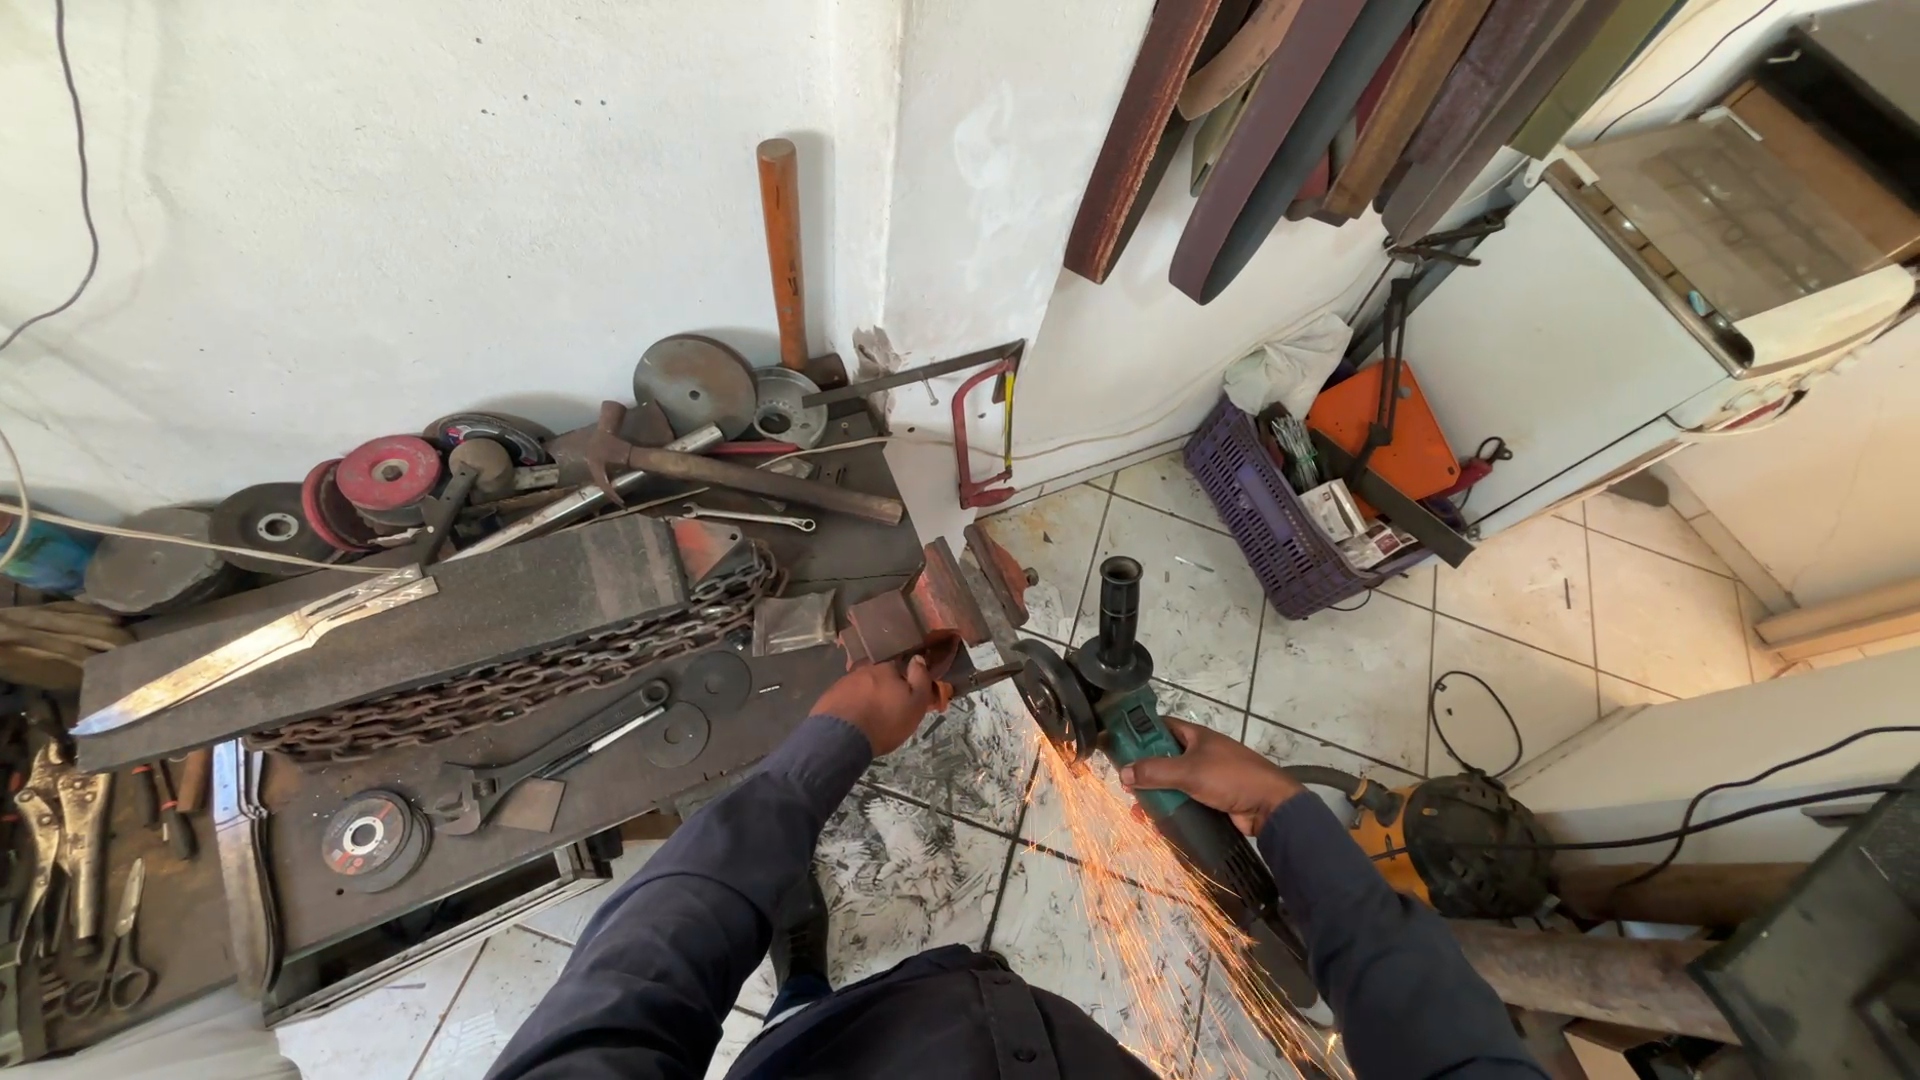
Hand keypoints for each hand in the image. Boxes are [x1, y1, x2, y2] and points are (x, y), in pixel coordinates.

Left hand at [810, 656, 938, 755]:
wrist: (842, 738)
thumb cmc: (885, 721)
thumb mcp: (915, 704)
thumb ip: (920, 679)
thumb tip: (918, 658)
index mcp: (886, 668)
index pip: (899, 668)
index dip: (903, 682)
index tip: (904, 698)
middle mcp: (864, 669)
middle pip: (877, 678)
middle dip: (882, 690)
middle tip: (886, 711)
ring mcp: (843, 682)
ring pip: (860, 687)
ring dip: (865, 698)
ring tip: (868, 718)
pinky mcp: (828, 696)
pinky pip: (844, 699)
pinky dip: (849, 707)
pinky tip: (852, 721)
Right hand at [1119, 717, 1304, 834]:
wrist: (1271, 807)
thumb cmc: (1231, 777)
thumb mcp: (1189, 771)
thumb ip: (1155, 771)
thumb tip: (1124, 773)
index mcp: (1195, 736)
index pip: (1161, 727)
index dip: (1140, 733)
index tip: (1120, 747)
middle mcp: (1199, 753)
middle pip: (1163, 758)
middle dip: (1144, 772)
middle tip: (1127, 786)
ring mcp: (1206, 777)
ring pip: (1172, 783)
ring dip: (1155, 796)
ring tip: (1139, 811)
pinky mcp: (1211, 799)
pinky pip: (1184, 801)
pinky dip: (1171, 810)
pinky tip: (1158, 824)